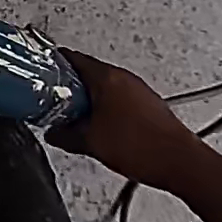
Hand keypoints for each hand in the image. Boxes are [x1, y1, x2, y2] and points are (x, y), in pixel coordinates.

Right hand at [47, 49, 204, 188]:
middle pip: (87, 70)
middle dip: (69, 85)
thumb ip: (65, 135)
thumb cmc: (143, 147)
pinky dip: (106, 105)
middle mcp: (122, 77)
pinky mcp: (148, 103)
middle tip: (55, 100)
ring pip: (103, 84)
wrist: (181, 164)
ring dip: (88, 97)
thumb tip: (54, 134)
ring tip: (78, 118)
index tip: (41, 70)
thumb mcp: (91, 142)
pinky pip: (118, 96)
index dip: (52, 62)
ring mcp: (137, 89)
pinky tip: (103, 127)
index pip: (71, 57)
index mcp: (106, 77)